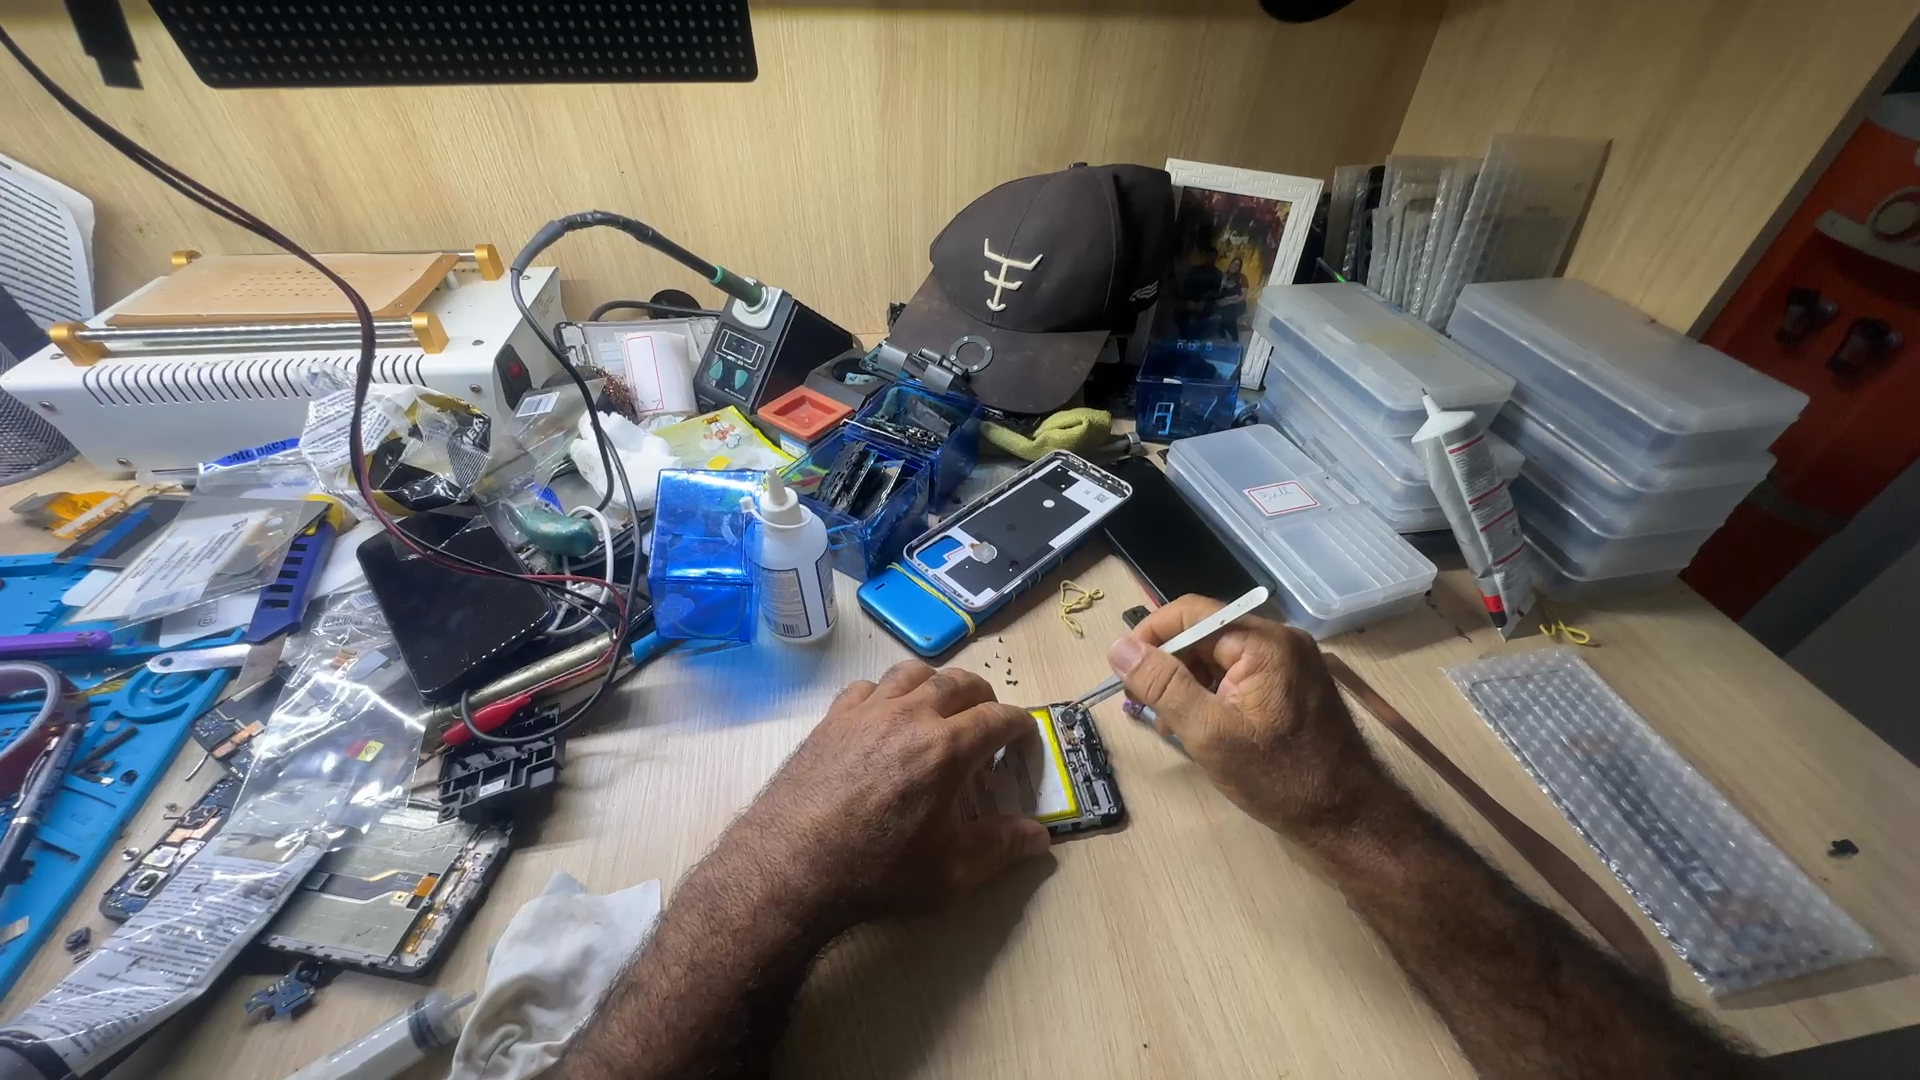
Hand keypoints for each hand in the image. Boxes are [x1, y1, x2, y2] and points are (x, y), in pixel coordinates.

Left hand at [725, 661, 1051, 925]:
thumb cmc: (877, 873)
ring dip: (936, 683)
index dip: (1019, 725)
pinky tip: (885, 717)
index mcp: (948, 748)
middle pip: (960, 682)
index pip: (998, 717)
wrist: (791, 867)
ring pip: (913, 672)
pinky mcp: (834, 717)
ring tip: (940, 706)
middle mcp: (911, 715)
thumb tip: (1042, 837)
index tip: (1024, 736)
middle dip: (984, 696)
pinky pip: (869, 686)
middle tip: (988, 719)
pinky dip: (888, 693)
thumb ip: (1002, 847)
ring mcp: (868, 710)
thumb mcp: (951, 872)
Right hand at [1108, 595, 1394, 841]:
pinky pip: (1238, 673)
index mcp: (1263, 642)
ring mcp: (1290, 661)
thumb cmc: (1280, 779)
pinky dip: (1213, 693)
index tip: (1124, 671)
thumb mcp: (1209, 733)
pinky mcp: (1293, 683)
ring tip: (1173, 725)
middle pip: (1203, 633)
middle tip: (1148, 707)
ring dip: (1187, 683)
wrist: (1352, 821)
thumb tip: (1118, 647)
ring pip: (1217, 656)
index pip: (1190, 613)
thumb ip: (1162, 685)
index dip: (1149, 636)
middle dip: (1168, 666)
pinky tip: (1203, 726)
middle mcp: (1279, 640)